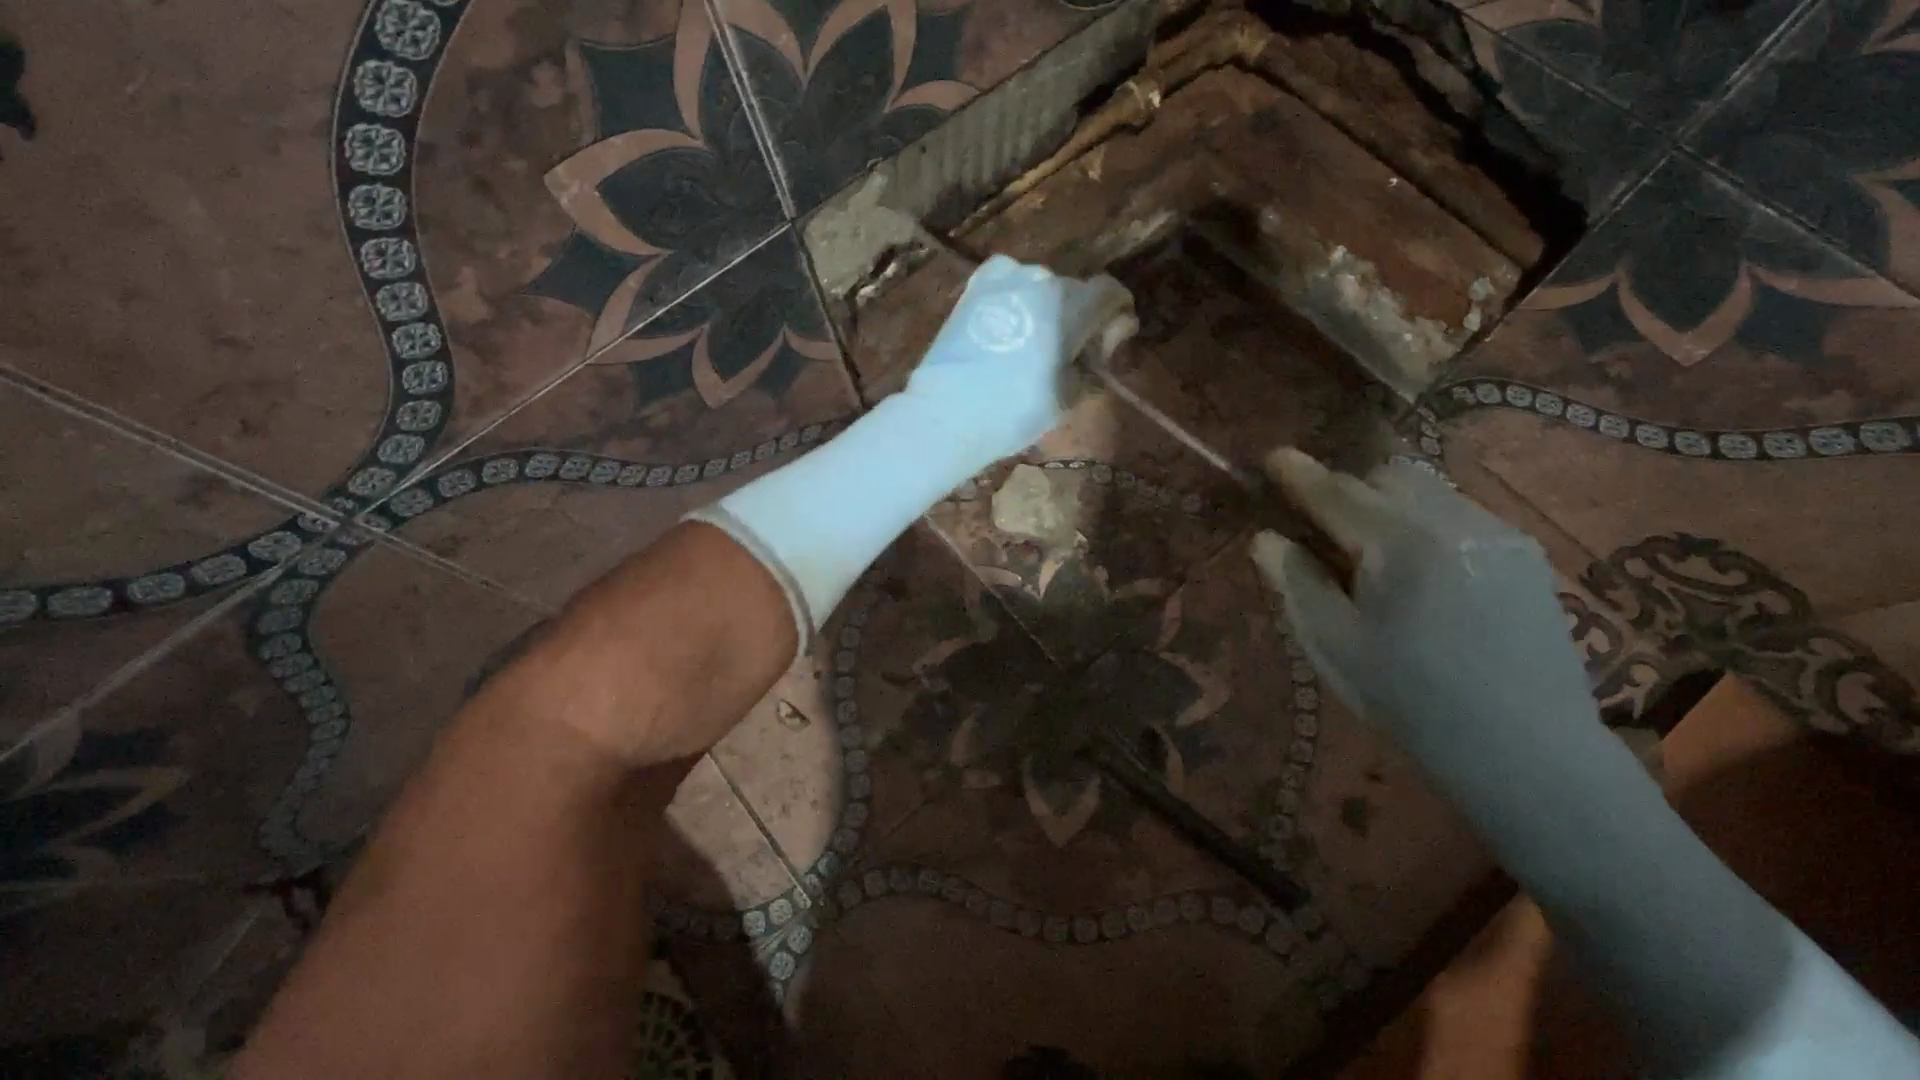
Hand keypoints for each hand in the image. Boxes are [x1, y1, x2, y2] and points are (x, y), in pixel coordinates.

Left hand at [906, 255, 1134, 464]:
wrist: (947, 414)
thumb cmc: (1015, 410)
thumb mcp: (1069, 396)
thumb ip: (1091, 366)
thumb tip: (1095, 355)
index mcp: (1071, 303)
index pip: (1111, 294)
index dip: (1117, 318)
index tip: (1108, 347)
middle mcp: (1041, 279)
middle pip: (1075, 291)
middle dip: (1080, 317)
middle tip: (1071, 354)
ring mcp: (1004, 278)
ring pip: (1040, 288)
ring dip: (1046, 309)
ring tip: (1034, 345)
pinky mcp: (974, 288)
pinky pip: (1008, 283)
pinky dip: (1016, 299)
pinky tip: (1010, 327)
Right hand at [1249, 448, 1593, 753]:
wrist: (1525, 748)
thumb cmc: (1412, 699)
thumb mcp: (1336, 645)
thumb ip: (1297, 583)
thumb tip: (1266, 539)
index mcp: (1401, 543)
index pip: (1337, 492)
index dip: (1300, 475)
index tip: (1273, 458)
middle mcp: (1454, 521)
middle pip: (1388, 476)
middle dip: (1350, 490)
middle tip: (1327, 534)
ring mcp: (1498, 535)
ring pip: (1429, 492)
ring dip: (1391, 507)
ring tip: (1379, 561)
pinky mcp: (1525, 557)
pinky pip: (1461, 516)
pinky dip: (1427, 526)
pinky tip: (1426, 578)